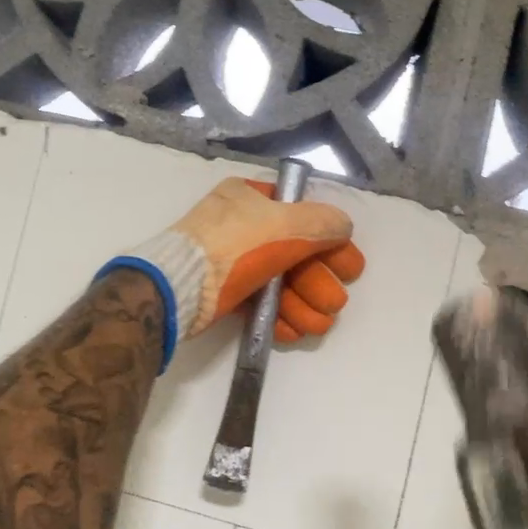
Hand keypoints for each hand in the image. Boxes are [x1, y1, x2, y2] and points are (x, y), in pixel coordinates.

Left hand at [100, 177, 363, 367]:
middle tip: (333, 305)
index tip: (350, 270)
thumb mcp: (284, 225)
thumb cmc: (232, 247)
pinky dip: (278, 316)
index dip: (331, 243)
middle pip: (296, 254)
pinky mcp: (224, 292)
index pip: (304, 216)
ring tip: (315, 326)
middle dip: (318, 282)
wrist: (177, 289)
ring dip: (303, 305)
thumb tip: (342, 227)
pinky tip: (290, 331)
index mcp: (252, 198)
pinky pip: (261, 301)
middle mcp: (243, 225)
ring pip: (281, 281)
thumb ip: (321, 222)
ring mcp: (232, 260)